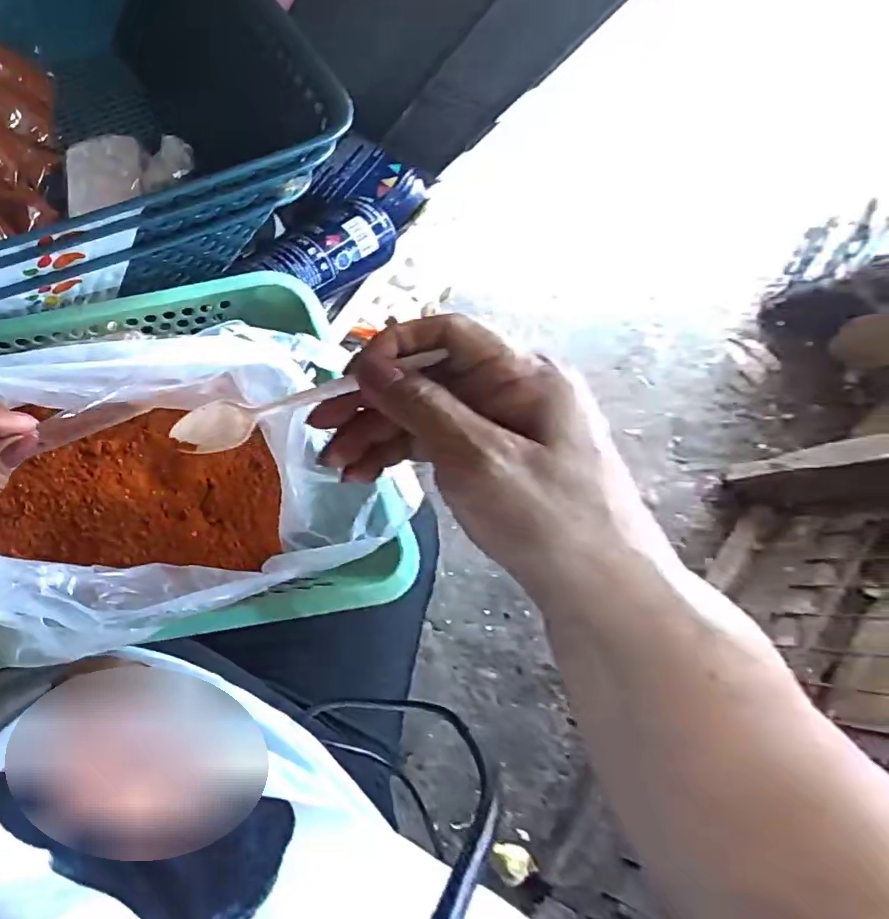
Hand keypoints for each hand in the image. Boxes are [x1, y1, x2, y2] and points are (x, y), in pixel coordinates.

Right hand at [306, 315, 670, 587]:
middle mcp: (502, 389)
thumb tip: (368, 366)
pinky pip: (419, 438)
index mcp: (519, 375)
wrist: (597, 586)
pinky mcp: (475, 452)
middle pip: (417, 376)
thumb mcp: (476, 456)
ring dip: (367, 434)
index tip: (350, 380)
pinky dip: (386, 453)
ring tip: (334, 464)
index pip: (447, 332)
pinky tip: (359, 473)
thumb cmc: (547, 516)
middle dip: (365, 401)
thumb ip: (419, 405)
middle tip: (320, 425)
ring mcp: (488, 422)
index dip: (393, 346)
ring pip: (410, 410)